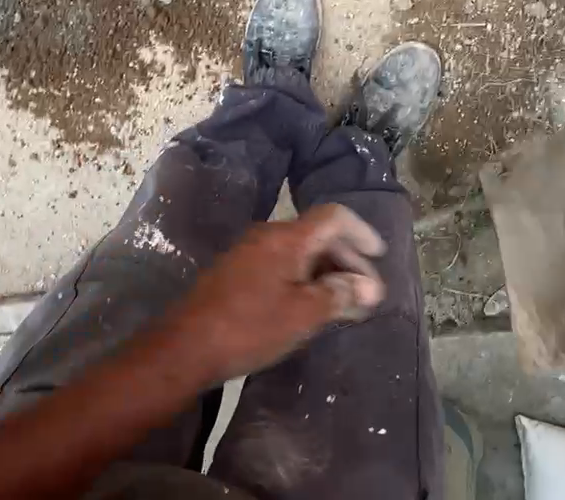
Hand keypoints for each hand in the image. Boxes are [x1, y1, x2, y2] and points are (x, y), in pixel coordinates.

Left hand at [161, 204, 387, 379]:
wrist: (186, 346)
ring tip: (345, 303)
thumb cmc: (250, 327)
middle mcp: (270, 235)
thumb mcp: (302, 314)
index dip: (361, 231)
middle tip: (368, 292)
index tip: (378, 254)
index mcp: (288, 237)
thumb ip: (338, 295)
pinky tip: (311, 305)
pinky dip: (304, 279)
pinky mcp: (238, 271)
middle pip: (319, 235)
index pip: (334, 217)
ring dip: (327, 272)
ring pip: (300, 252)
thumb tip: (367, 286)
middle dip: (347, 260)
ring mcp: (250, 252)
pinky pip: (282, 264)